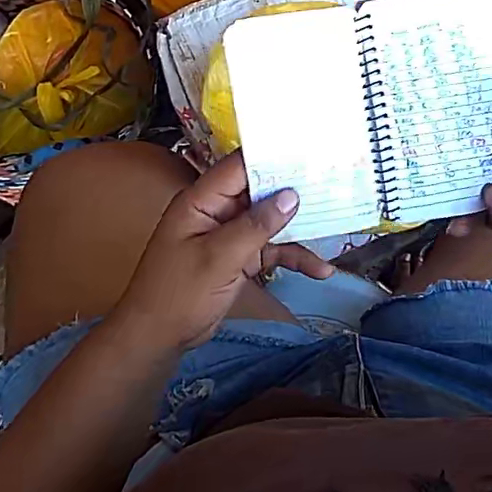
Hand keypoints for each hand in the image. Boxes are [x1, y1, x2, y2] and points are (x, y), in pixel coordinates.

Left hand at [111, 153, 332, 349]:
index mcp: (202, 201)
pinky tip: (320, 269)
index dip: (271, 158)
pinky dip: (294, 257)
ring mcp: (231, 234)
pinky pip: (273, 249)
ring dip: (300, 229)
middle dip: (294, 191)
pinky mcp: (242, 257)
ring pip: (272, 222)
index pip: (239, 168)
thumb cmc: (178, 293)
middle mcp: (218, 212)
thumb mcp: (218, 258)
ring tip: (334, 227)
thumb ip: (256, 225)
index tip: (307, 153)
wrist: (158, 338)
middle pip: (261, 192)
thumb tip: (292, 195)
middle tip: (332, 183)